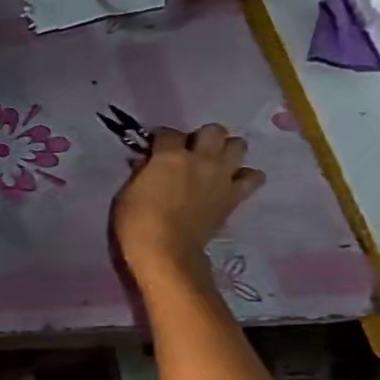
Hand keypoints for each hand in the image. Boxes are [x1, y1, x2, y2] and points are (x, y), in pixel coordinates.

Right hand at [113, 124, 264, 282]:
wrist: (165, 249)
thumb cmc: (136, 221)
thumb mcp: (126, 193)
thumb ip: (140, 172)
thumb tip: (145, 161)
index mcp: (170, 157)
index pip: (168, 133)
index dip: (159, 137)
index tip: (153, 146)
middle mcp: (202, 159)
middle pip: (213, 130)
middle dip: (200, 137)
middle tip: (188, 151)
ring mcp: (223, 176)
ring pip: (239, 145)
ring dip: (225, 150)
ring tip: (212, 163)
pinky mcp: (235, 195)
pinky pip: (253, 176)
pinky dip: (244, 175)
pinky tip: (229, 182)